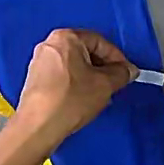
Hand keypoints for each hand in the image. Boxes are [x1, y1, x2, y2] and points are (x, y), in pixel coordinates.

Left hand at [12, 29, 135, 142]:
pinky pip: (62, 75)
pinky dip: (75, 84)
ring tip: (100, 95)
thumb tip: (128, 70)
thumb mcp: (105, 84)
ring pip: (74, 65)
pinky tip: (82, 100)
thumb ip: (121, 73)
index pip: (100, 42)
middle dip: (103, 68)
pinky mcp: (35, 80)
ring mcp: (39, 62)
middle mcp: (50, 45)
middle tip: (114, 83)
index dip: (117, 58)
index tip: (126, 72)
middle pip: (86, 52)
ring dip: (90, 77)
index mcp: (66, 38)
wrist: (39, 126)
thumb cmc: (71, 99)